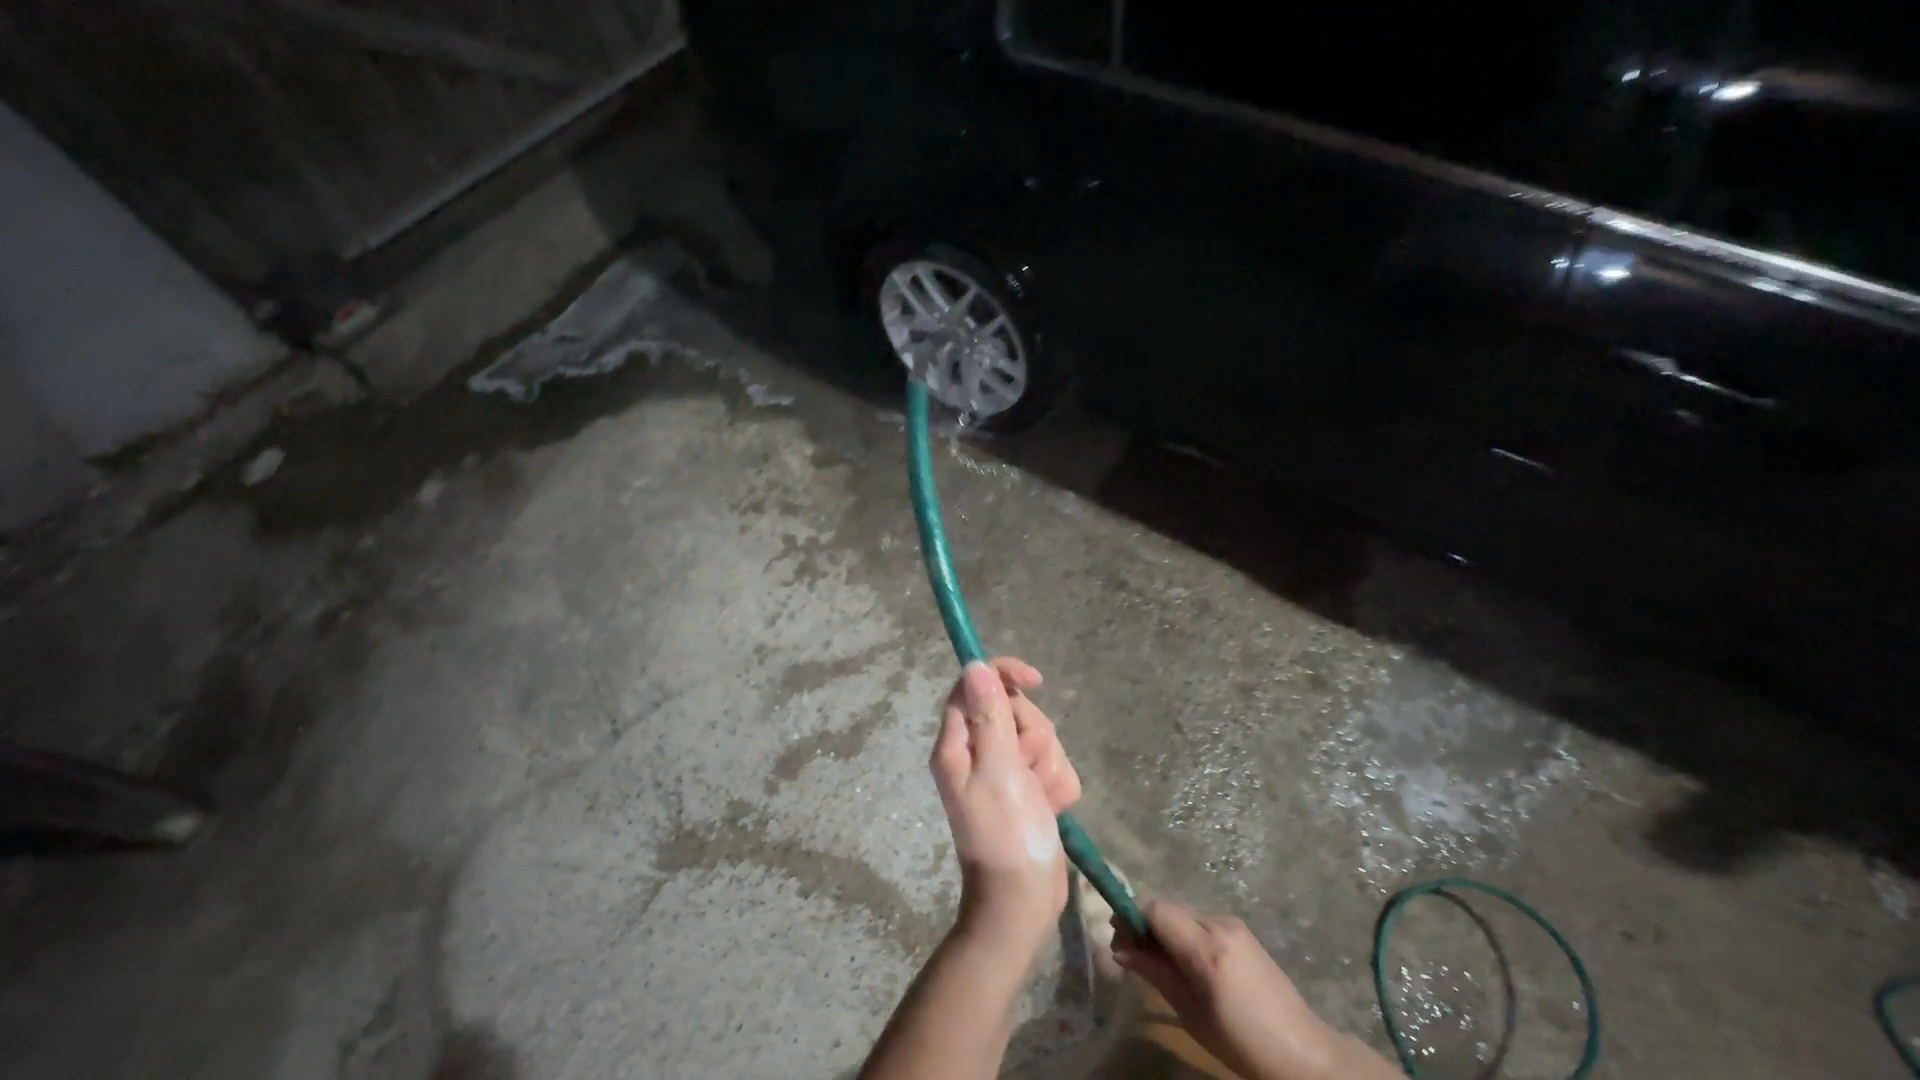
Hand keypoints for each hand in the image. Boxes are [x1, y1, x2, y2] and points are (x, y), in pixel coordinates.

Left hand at [930, 658, 1082, 952]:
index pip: (974, 686)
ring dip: (1049, 767)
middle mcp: (978, 754)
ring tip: (1041, 799)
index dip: (1005, 676)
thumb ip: (989, 717)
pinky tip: (1053, 810)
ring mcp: (1006, 773)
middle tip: (1027, 769)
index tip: (1035, 681)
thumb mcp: (997, 771)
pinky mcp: (1030, 791)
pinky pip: (1053, 768)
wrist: (1023, 901)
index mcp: (958, 746)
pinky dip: (1058, 787)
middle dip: (1033, 736)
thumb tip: (974, 666)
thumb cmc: (1005, 836)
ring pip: (1040, 739)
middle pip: (1014, 711)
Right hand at [1114, 899, 1395, 1079]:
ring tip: (1160, 965)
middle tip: (1133, 957)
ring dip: (1164, 930)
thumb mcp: (1189, 1012)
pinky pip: (1201, 923)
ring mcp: (1234, 925)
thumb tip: (1120, 949)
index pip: (1154, 908)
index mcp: (1207, 947)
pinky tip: (1187, 965)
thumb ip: (1155, 972)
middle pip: (1167, 907)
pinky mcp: (1242, 932)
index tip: (1118, 941)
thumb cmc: (1239, 1041)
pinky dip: (1184, 934)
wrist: (1300, 1051)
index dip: (1130, 917)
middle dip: (1144, 926)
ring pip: (1183, 914)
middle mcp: (1220, 924)